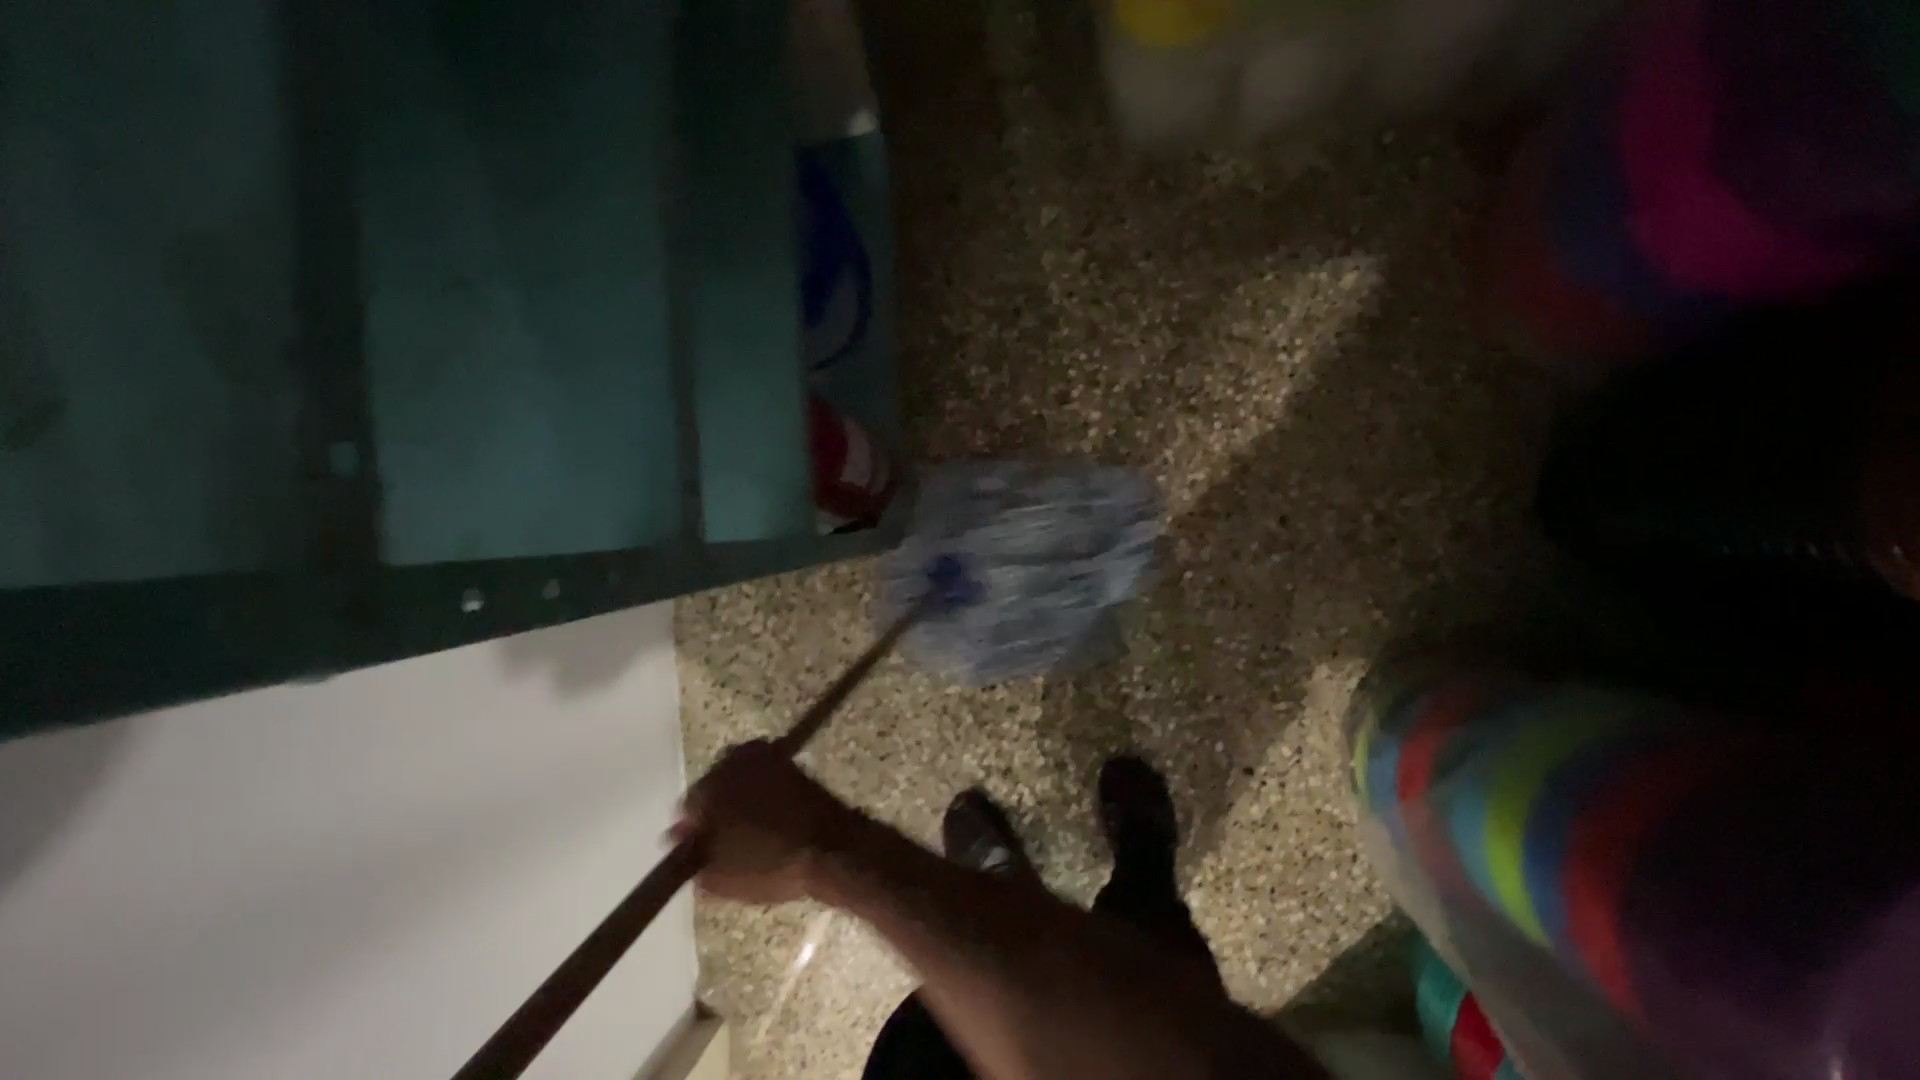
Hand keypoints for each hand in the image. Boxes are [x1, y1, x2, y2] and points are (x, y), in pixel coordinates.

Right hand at [672, 741, 859, 904]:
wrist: (831, 847)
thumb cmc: (769, 863)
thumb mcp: (718, 878)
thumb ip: (691, 859)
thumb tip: (679, 843)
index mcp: (708, 787)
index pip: (686, 808)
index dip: (691, 831)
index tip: (698, 849)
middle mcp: (733, 761)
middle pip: (712, 786)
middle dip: (713, 809)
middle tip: (722, 840)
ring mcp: (765, 756)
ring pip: (738, 778)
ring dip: (737, 798)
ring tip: (746, 831)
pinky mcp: (790, 762)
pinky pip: (764, 776)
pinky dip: (760, 792)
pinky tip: (767, 816)